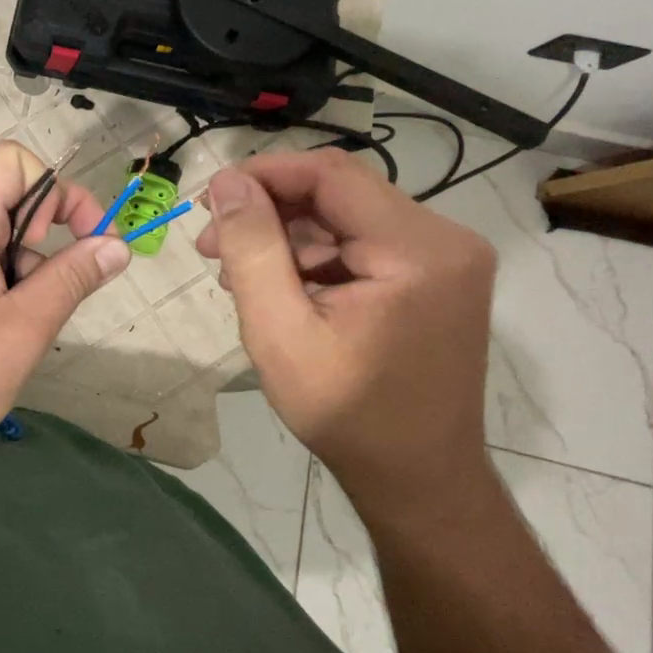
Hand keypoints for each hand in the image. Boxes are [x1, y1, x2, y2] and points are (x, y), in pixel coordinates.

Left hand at [0, 141, 132, 475]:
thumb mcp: (20, 332)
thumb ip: (71, 280)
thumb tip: (116, 246)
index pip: (14, 160)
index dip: (58, 190)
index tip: (80, 240)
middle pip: (8, 196)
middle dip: (44, 237)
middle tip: (46, 295)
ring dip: (23, 267)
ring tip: (15, 328)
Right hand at [194, 149, 497, 516]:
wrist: (417, 478)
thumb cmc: (345, 411)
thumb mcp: (279, 329)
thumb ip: (251, 247)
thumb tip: (226, 182)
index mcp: (417, 250)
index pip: (331, 174)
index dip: (262, 174)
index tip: (207, 200)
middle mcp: (444, 240)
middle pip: (339, 190)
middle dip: (268, 208)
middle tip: (210, 243)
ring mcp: (445, 258)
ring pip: (346, 214)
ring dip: (286, 233)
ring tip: (235, 272)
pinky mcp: (436, 276)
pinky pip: (363, 240)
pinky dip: (314, 253)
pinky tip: (276, 283)